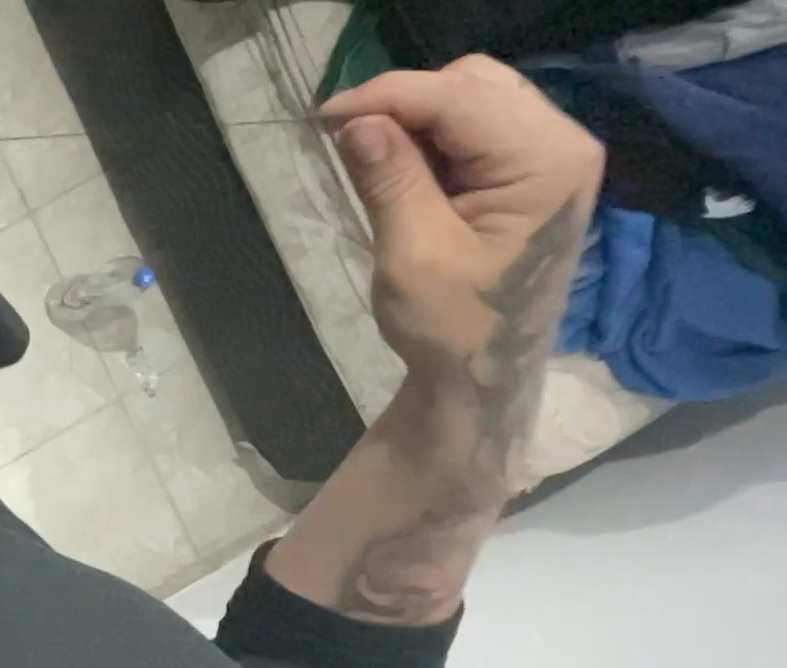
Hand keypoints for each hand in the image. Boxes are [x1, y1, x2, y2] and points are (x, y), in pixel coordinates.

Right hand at [322, 55, 603, 385]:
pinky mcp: (524, 173)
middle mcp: (558, 142)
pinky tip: (395, 165)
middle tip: (341, 139)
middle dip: (402, 102)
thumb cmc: (450, 324)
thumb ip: (389, 181)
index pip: (460, 97)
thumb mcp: (411, 254)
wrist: (481, 371)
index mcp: (545, 160)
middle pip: (473, 84)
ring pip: (471, 100)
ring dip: (412, 119)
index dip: (388, 97)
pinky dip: (426, 138)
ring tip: (363, 154)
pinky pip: (471, 131)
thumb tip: (355, 124)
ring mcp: (545, 155)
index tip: (322, 119)